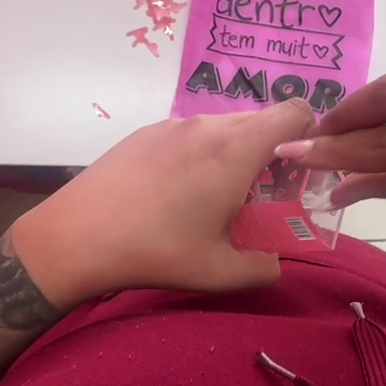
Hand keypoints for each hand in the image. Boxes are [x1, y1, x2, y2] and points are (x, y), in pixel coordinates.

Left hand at [10, 99, 317, 305]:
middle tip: (255, 197)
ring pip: (220, 129)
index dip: (308, 136)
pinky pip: (187, 135)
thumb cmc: (156, 252)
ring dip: (230, 156)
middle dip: (269, 154)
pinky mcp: (143, 133)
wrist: (77, 236)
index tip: (296, 173)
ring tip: (209, 199)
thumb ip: (264, 266)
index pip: (294, 113)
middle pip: (258, 122)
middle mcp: (206, 125)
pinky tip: (171, 193)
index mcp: (236, 149)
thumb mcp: (220, 272)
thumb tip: (275, 259)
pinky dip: (196, 155)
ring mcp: (170, 124)